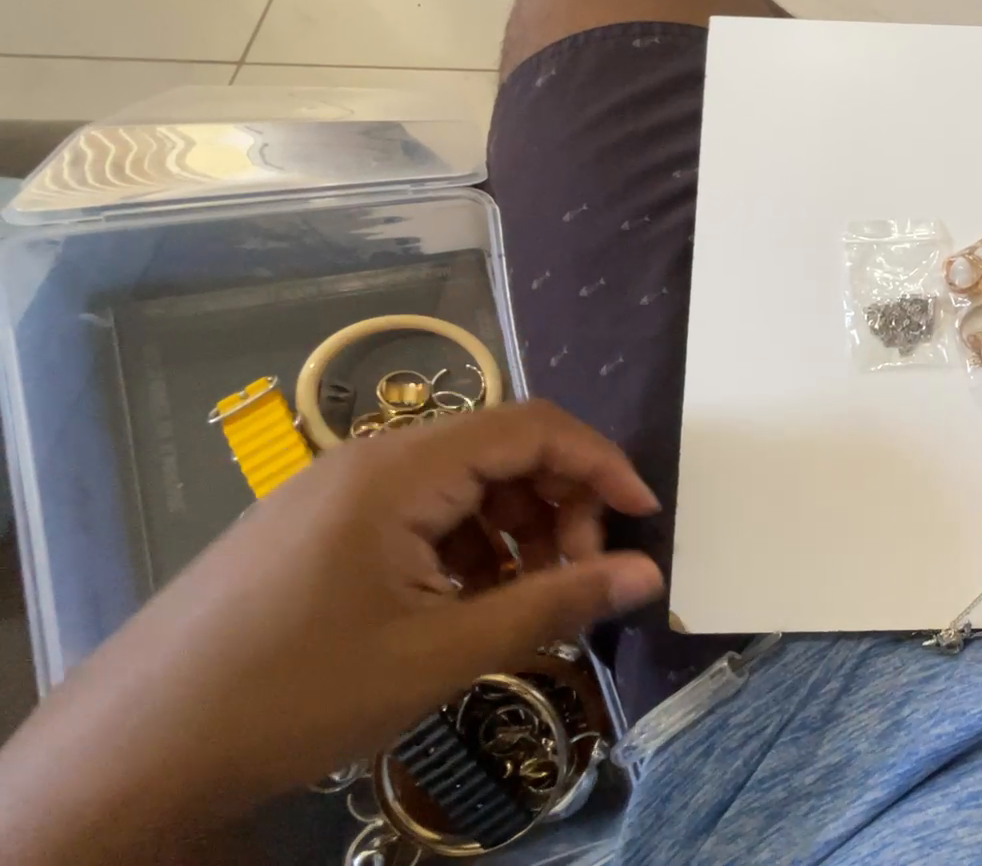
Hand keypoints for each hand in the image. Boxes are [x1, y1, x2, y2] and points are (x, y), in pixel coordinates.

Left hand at [0, 401, 663, 861]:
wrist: (121, 763)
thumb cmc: (296, 695)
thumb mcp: (445, 652)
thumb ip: (559, 602)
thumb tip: (650, 575)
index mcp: (403, 470)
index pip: (535, 427)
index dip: (601, 464)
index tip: (642, 515)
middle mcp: (374, 462)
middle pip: (504, 453)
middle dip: (560, 506)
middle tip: (578, 575)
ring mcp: (342, 494)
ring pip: (468, 486)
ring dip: (518, 532)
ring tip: (525, 599)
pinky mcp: (323, 529)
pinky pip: (426, 515)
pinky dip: (471, 550)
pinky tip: (468, 605)